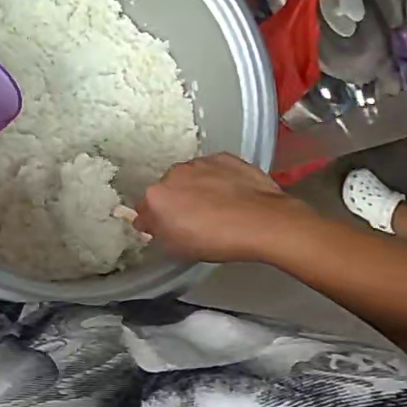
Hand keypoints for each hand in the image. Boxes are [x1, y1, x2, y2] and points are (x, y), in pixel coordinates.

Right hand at [133, 153, 311, 264]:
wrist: (262, 221)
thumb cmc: (217, 240)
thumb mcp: (177, 248)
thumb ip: (158, 232)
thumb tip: (151, 223)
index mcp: (156, 197)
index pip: (145, 210)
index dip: (154, 222)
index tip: (165, 230)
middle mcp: (174, 174)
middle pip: (168, 190)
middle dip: (177, 202)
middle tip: (194, 222)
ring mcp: (201, 163)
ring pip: (191, 177)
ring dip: (197, 189)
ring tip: (217, 210)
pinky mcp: (225, 158)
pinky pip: (214, 169)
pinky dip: (218, 180)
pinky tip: (232, 197)